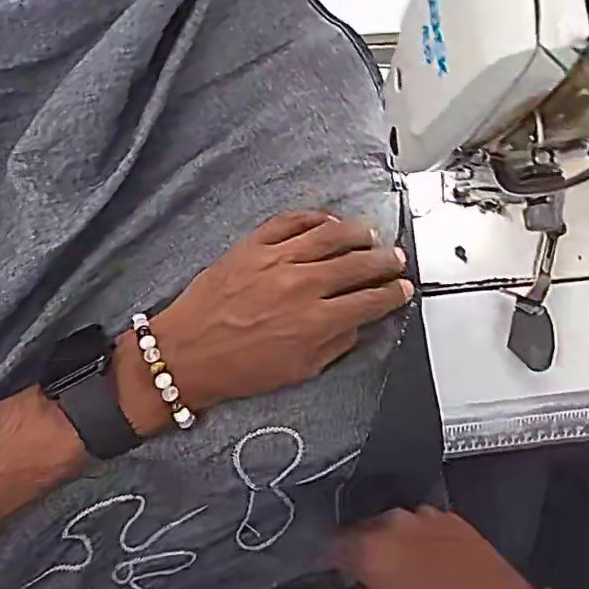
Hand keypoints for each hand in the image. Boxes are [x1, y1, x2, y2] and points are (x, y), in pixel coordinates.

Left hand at [115, 211, 411, 431]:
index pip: (370, 300)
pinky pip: (290, 221)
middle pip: (358, 263)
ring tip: (370, 236)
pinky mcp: (252, 246)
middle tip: (395, 260)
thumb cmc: (237, 367)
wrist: (187, 353)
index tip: (401, 290)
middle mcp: (300, 286)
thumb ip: (336, 345)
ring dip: (358, 233)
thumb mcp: (299, 371)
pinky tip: (328, 221)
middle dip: (385, 261)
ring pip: (330, 235)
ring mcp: (275, 260)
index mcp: (315, 322)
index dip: (393, 294)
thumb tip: (358, 325)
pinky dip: (314, 217)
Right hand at [331, 507, 538, 588]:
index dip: (322, 562)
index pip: (327, 544)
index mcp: (371, 551)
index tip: (325, 578)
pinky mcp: (451, 517)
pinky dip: (415, 540)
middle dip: (356, 554)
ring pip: (389, 526)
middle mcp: (393, 522)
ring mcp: (424, 515)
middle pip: (358, 531)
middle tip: (366, 584)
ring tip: (401, 574)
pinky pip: (418, 525)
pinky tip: (429, 565)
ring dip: (387, 545)